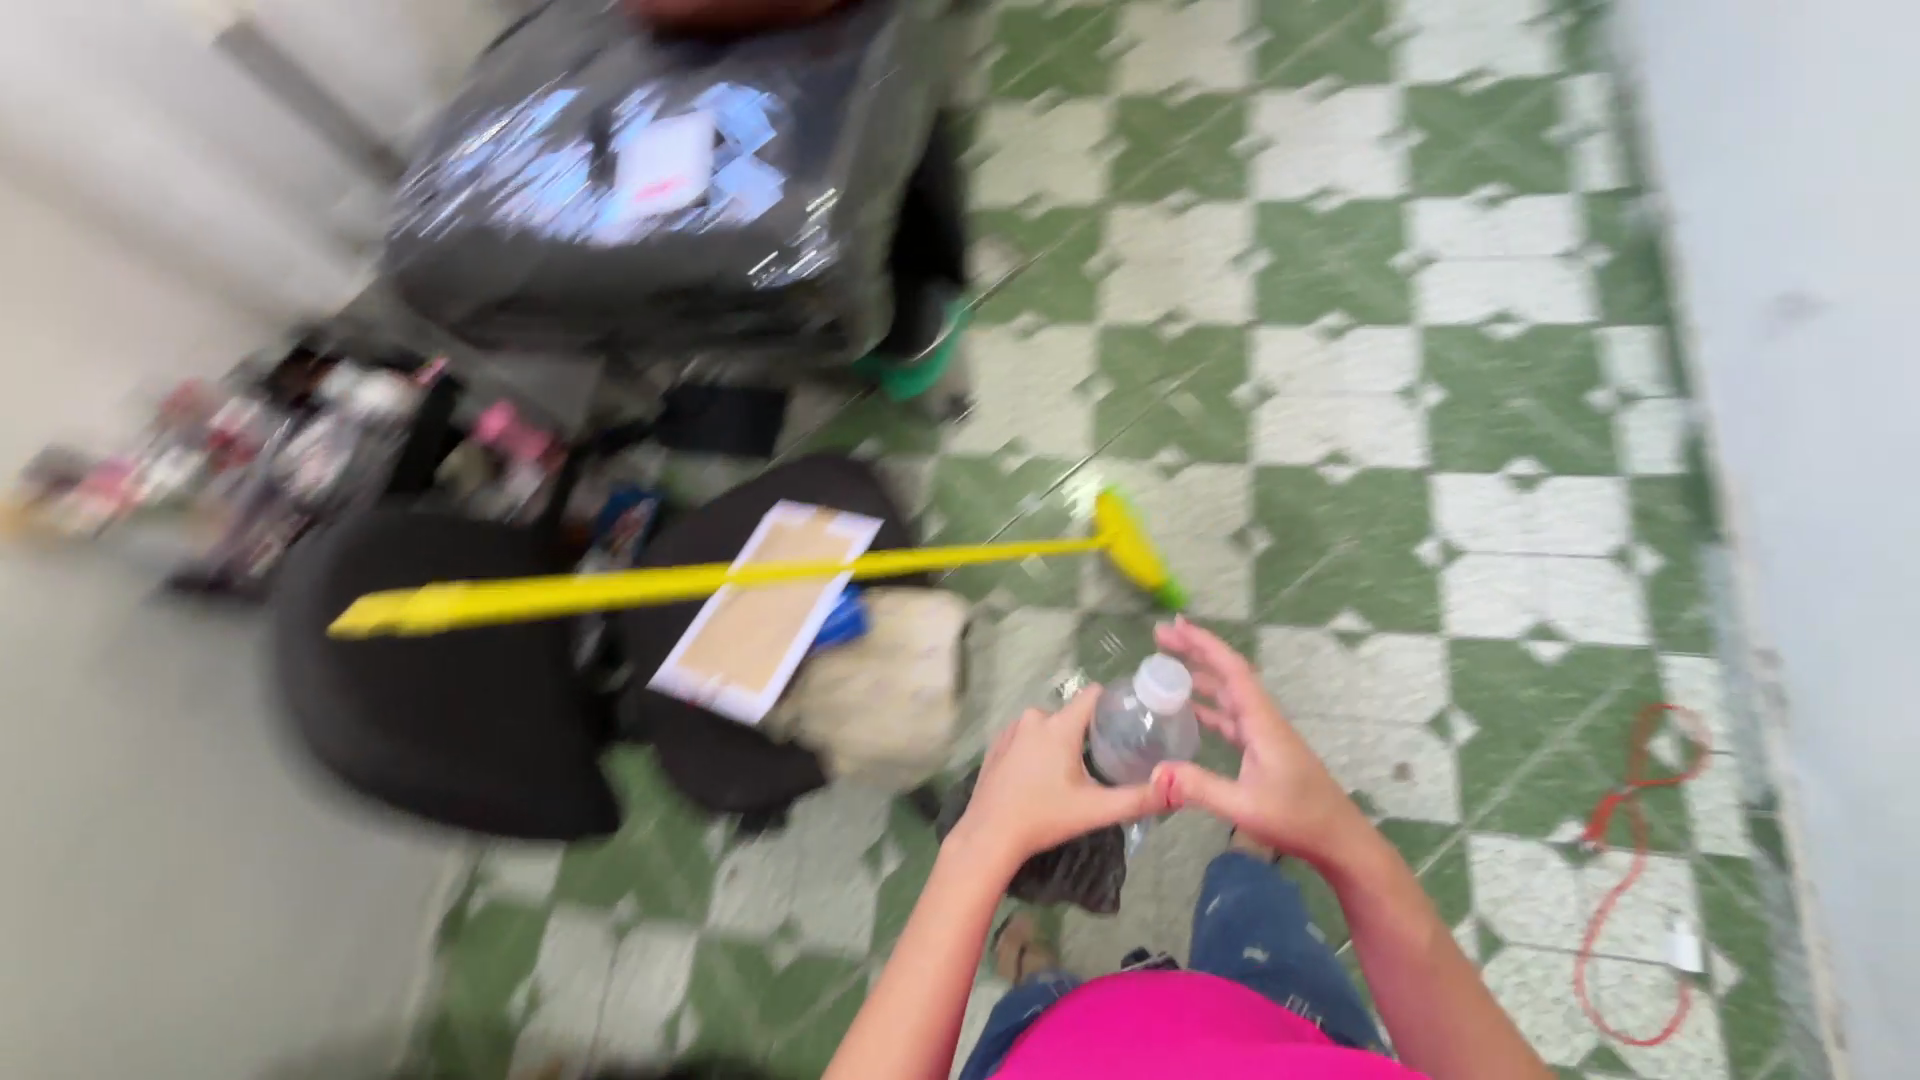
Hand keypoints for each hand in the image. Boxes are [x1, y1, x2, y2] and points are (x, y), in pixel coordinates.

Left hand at [950, 686, 1170, 872]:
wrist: (989, 835)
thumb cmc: (1044, 818)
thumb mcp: (1096, 810)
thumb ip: (1139, 799)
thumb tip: (1177, 789)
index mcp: (1059, 725)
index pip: (1092, 694)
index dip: (1112, 703)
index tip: (1128, 719)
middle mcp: (1034, 717)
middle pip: (1071, 713)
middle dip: (1087, 731)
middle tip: (1105, 758)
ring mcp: (1011, 729)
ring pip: (1048, 725)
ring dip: (1061, 741)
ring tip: (1073, 771)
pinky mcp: (996, 744)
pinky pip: (1027, 735)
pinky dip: (1037, 748)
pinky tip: (1042, 775)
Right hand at [1150, 618, 1370, 868]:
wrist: (1339, 840)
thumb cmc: (1297, 819)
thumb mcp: (1244, 806)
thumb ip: (1199, 787)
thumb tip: (1154, 772)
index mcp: (1262, 722)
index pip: (1232, 670)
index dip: (1204, 644)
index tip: (1176, 626)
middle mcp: (1263, 719)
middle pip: (1228, 673)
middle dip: (1196, 651)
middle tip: (1161, 636)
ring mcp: (1264, 734)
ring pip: (1229, 693)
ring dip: (1201, 674)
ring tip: (1168, 664)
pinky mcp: (1263, 749)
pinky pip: (1231, 716)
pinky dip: (1208, 705)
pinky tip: (1189, 708)